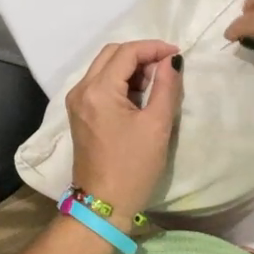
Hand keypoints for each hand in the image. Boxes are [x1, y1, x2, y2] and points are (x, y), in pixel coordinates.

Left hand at [65, 40, 183, 227]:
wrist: (102, 205)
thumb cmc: (133, 167)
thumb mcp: (157, 125)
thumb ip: (166, 87)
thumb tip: (171, 61)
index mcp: (98, 90)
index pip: (126, 52)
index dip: (153, 48)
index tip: (177, 54)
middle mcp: (81, 89)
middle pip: (112, 54)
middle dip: (140, 55)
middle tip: (166, 68)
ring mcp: (77, 101)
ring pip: (104, 67)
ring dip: (130, 68)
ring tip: (156, 83)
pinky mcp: (79, 112)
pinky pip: (99, 83)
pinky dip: (120, 81)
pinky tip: (139, 95)